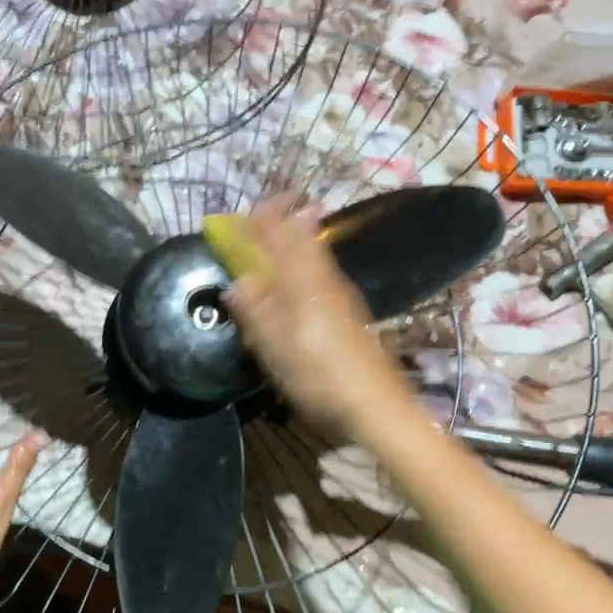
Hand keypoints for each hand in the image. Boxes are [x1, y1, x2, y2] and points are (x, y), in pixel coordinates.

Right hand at [224, 197, 404, 431]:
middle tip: (274, 208)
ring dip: (301, 241)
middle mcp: (325, 285)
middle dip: (288, 223)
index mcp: (303, 287)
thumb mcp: (277, 348)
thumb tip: (237, 281)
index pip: (283, 241)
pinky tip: (308, 274)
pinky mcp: (349, 318)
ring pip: (317, 259)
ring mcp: (342, 301)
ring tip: (291, 227)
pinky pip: (323, 276)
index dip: (268, 222)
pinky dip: (311, 264)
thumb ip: (257, 312)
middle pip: (305, 244)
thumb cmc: (320, 376)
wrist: (375, 406)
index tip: (253, 206)